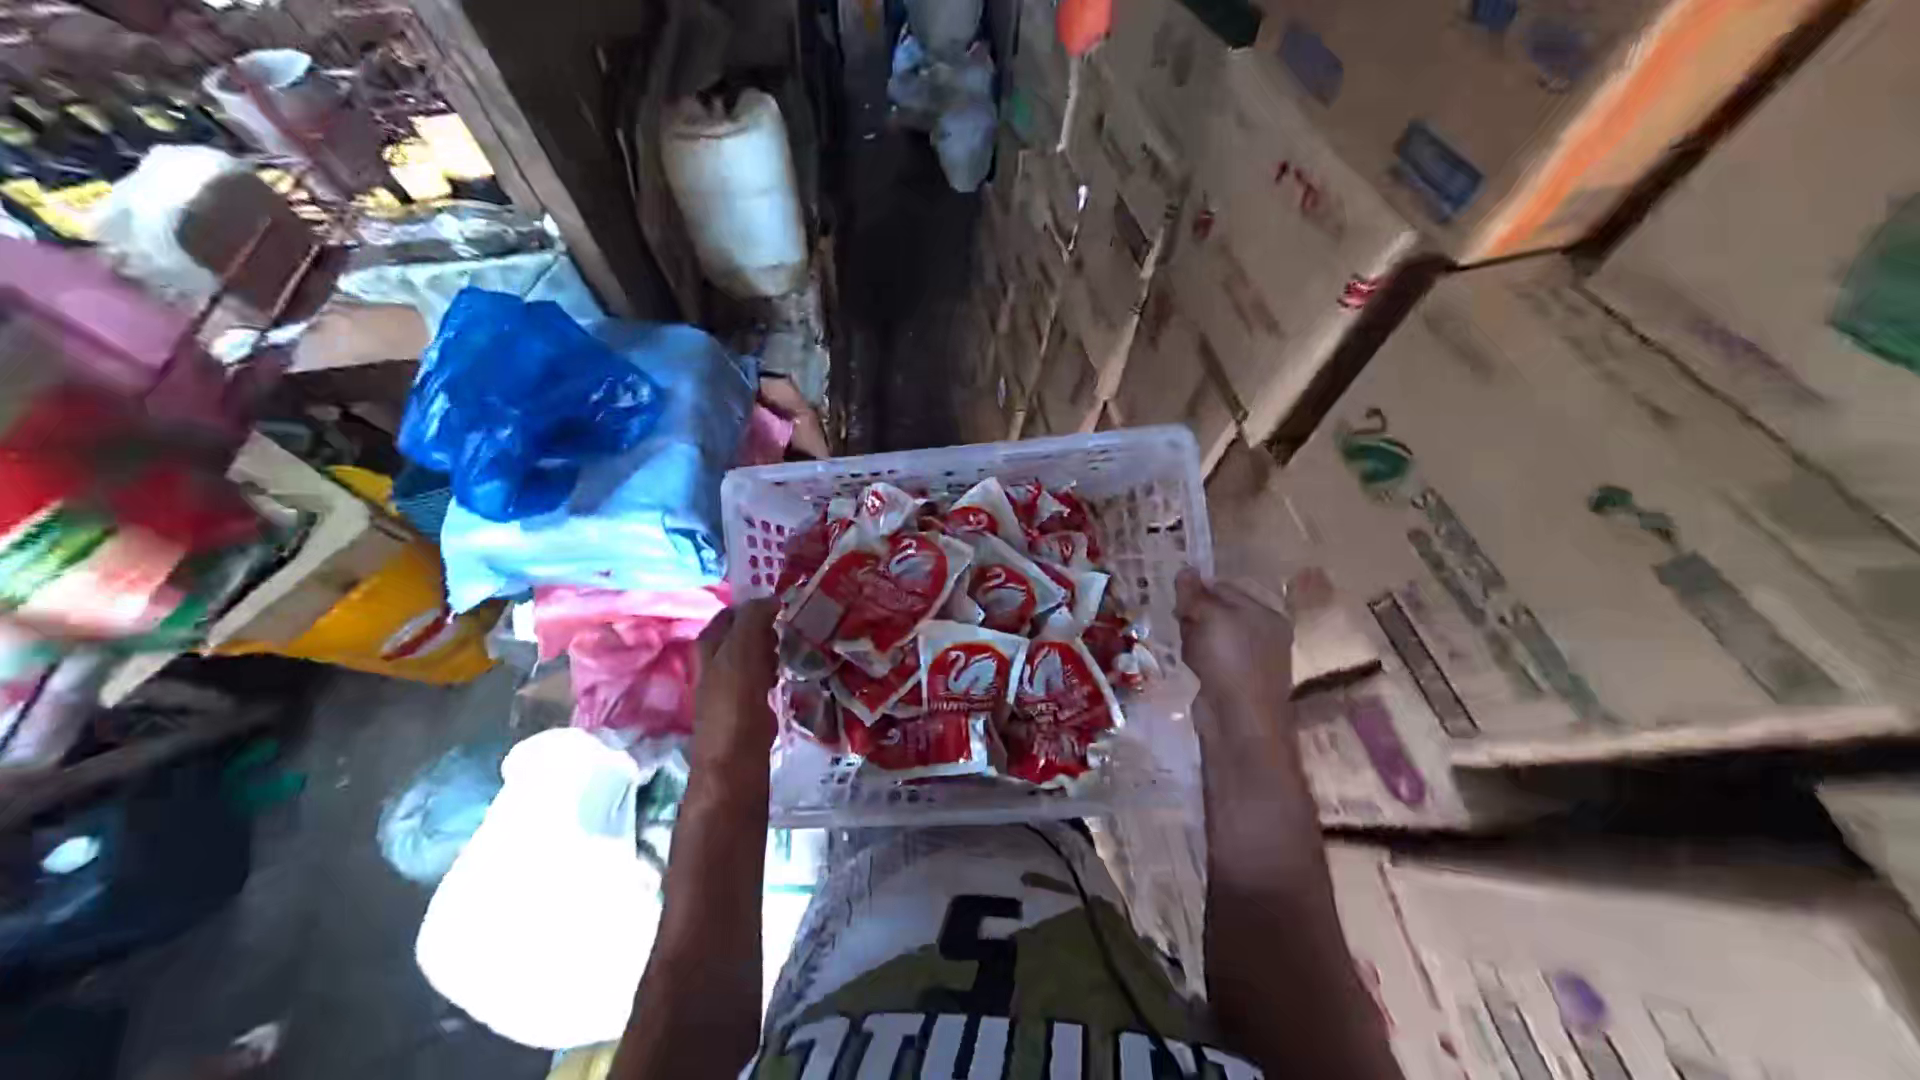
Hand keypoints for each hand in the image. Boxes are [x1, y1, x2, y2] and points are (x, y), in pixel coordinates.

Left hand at [691, 599, 779, 772]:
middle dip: (767, 629)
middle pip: (745, 632)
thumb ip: (753, 620)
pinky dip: (774, 671)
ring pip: (756, 653)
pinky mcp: (745, 702)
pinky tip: (784, 677)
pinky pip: (762, 675)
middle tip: (786, 634)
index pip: (734, 611)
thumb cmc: (736, 701)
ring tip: (787, 654)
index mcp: (708, 644)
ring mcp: (729, 682)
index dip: (757, 607)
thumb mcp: (742, 651)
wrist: (735, 758)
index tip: (784, 608)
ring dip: (773, 650)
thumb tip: (770, 598)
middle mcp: (714, 660)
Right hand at [1176, 568, 1293, 713]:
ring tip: (1190, 650)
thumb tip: (1185, 569)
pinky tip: (1192, 665)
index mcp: (1266, 614)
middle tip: (1183, 623)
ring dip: (1192, 637)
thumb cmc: (1231, 660)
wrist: (1239, 721)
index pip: (1225, 588)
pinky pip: (1207, 657)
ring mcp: (1247, 659)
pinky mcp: (1231, 680)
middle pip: (1215, 610)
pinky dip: (1196, 657)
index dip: (1199, 590)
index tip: (1177, 598)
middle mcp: (1261, 634)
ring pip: (1207, 634)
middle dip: (1194, 615)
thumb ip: (1196, 594)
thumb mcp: (1211, 618)